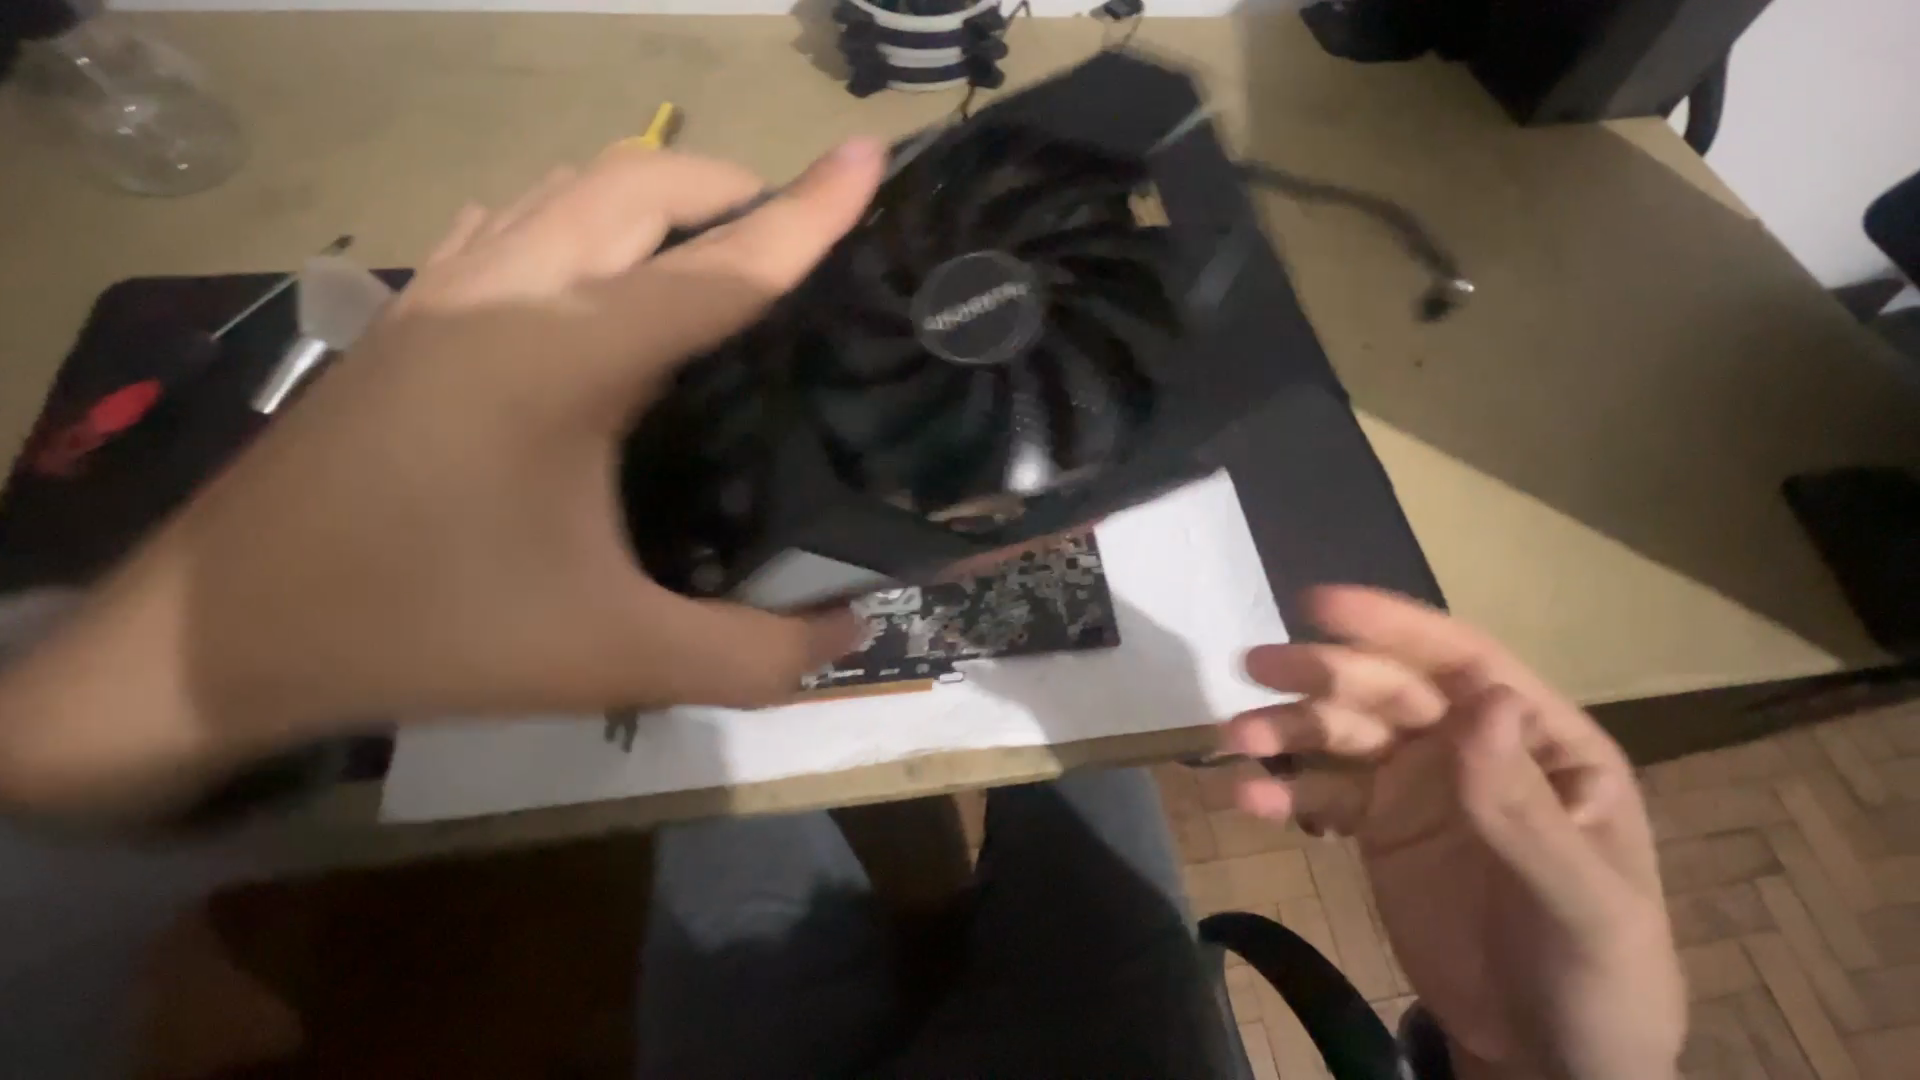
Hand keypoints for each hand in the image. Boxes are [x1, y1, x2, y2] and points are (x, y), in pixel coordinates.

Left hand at [0, 141, 884, 816]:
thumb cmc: (432, 632)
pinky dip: (580, 218)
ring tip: (715, 244)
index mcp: (564, 356)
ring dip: (655, 196)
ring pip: (567, 190)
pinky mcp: (409, 320)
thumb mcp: (615, 657)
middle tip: (795, 233)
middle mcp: (504, 296)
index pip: (716, 267)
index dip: (805, 215)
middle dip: (729, 187)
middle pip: (634, 185)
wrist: (226, 636)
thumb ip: (751, 654)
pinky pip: (512, 225)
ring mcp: (443, 297)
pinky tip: (598, 268)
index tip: (866, 161)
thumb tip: (851, 630)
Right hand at [1223, 588, 1683, 1079]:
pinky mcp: (1376, 825)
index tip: (1318, 604)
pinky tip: (1248, 799)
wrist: (1547, 1057)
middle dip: (1320, 674)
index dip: (1392, 628)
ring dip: (1286, 730)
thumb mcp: (1579, 898)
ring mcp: (1417, 784)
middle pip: (1385, 691)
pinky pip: (1321, 794)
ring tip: (1234, 739)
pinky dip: (1282, 793)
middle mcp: (1471, 748)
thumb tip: (1484, 698)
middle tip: (1252, 666)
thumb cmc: (1594, 974)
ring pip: (1341, 735)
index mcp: (1539, 743)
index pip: (1463, 664)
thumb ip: (1524, 805)